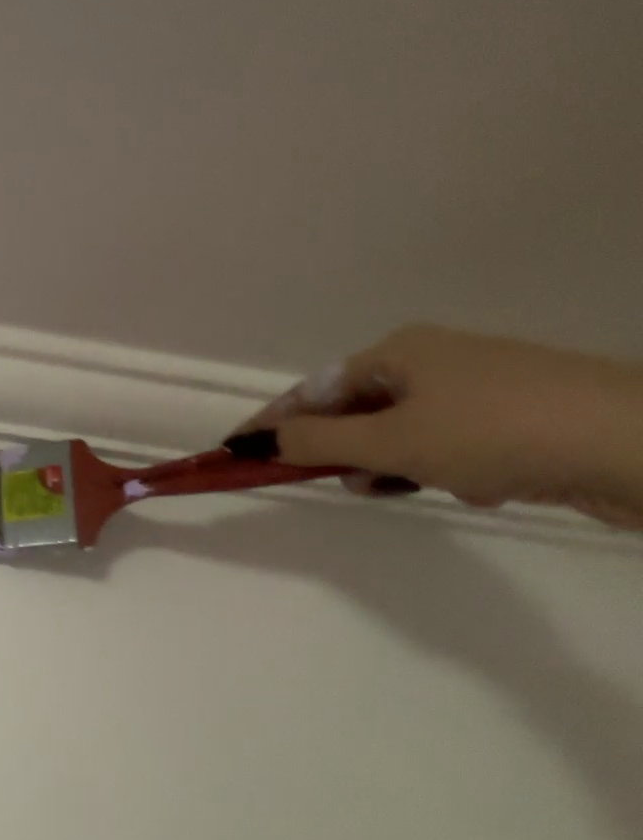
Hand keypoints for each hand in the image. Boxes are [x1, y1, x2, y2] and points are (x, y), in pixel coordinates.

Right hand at [226, 324, 642, 528]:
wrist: (640, 445)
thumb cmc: (496, 433)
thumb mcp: (389, 443)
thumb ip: (313, 444)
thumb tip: (257, 441)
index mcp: (399, 352)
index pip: (312, 391)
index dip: (272, 423)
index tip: (235, 452)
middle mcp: (435, 360)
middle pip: (356, 412)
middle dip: (345, 451)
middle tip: (343, 481)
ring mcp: (481, 388)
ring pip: (403, 434)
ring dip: (397, 466)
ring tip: (414, 487)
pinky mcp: (519, 419)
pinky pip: (451, 447)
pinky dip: (446, 470)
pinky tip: (474, 487)